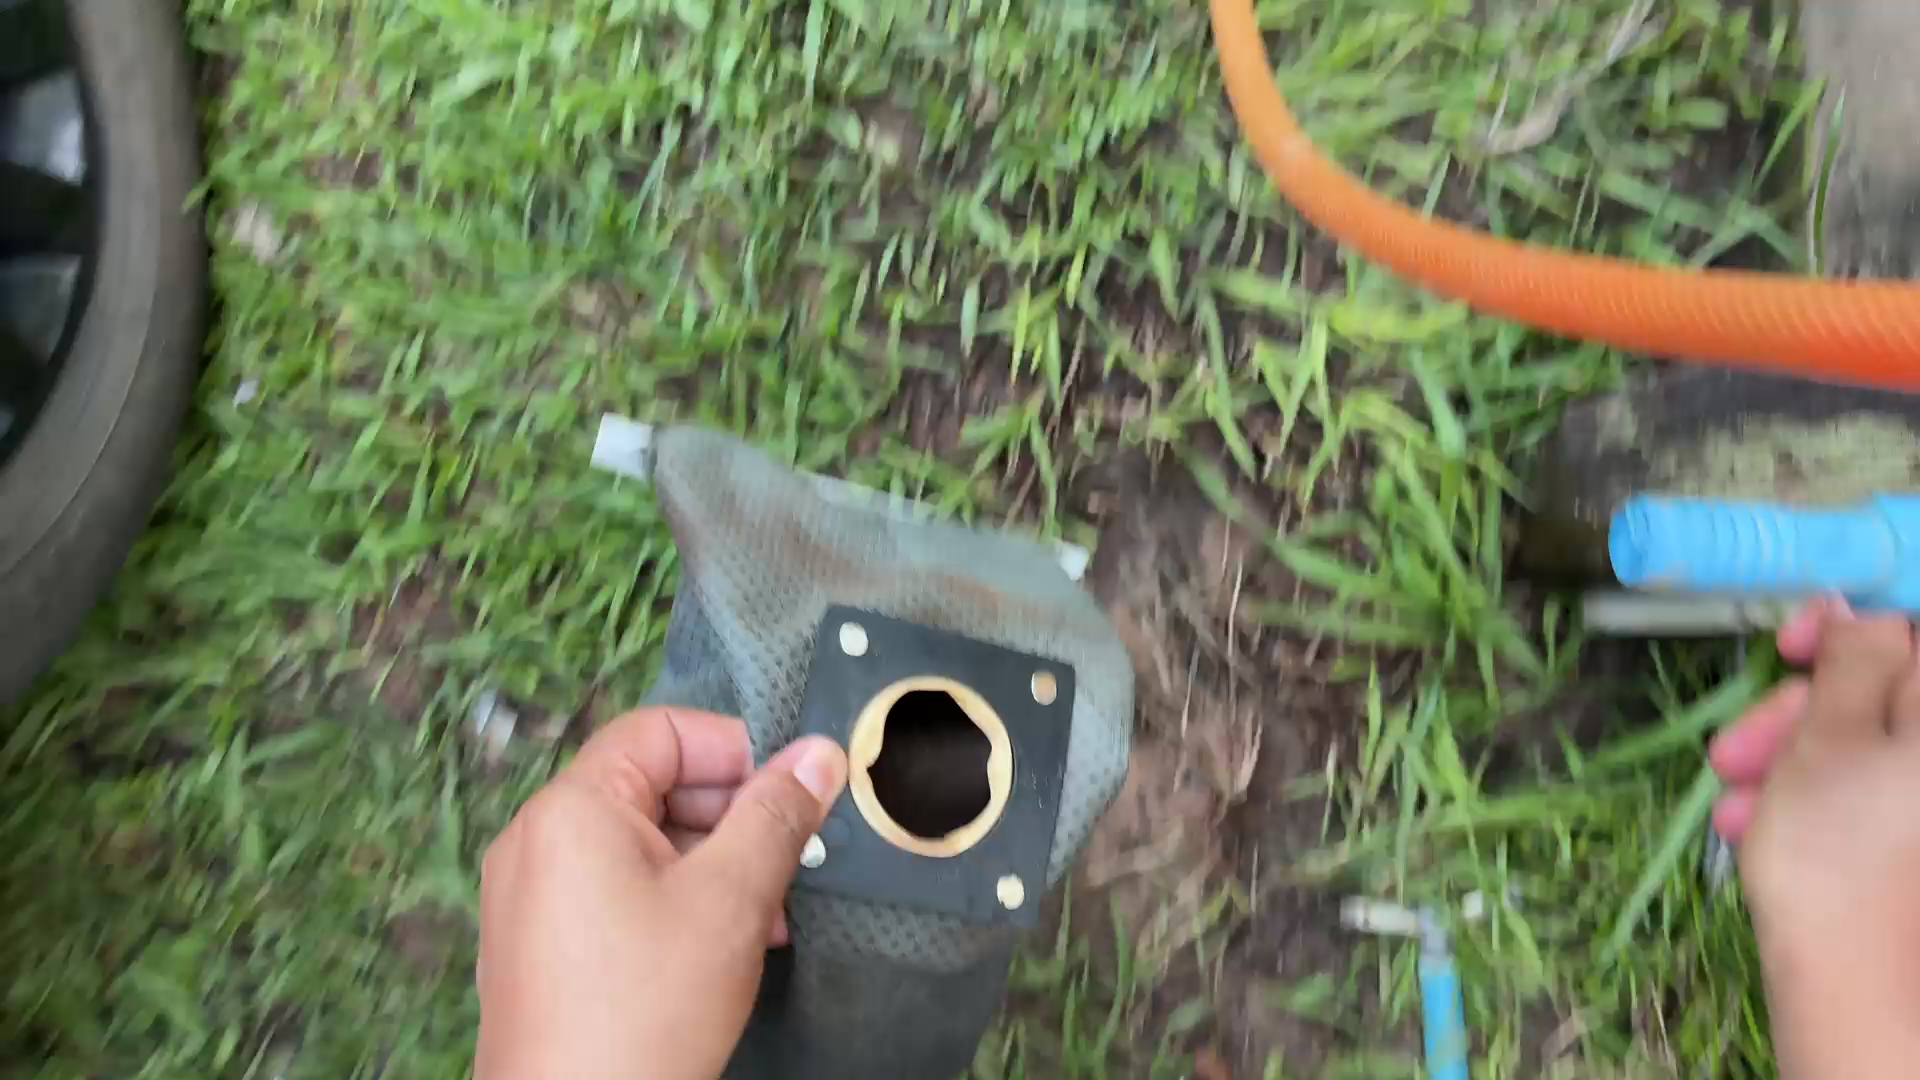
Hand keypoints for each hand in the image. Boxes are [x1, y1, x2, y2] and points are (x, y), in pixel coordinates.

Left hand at [475, 708, 847, 1079]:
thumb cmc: (651, 1003)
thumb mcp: (732, 895)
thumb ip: (779, 811)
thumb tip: (823, 751)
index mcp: (573, 808)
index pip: (662, 731)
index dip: (731, 748)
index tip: (785, 789)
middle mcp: (543, 839)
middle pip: (657, 783)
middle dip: (734, 809)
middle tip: (791, 848)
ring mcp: (539, 895)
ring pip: (650, 838)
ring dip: (720, 856)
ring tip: (775, 901)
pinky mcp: (549, 943)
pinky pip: (627, 885)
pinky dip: (685, 892)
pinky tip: (737, 934)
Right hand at [1709, 600, 1919, 1077]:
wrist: (1852, 964)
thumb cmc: (1837, 843)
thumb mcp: (1826, 739)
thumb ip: (1849, 662)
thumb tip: (1855, 608)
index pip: (1911, 639)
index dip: (1853, 628)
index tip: (1790, 646)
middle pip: (1877, 695)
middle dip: (1791, 714)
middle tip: (1736, 750)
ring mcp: (1919, 793)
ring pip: (1853, 739)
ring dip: (1781, 757)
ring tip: (1737, 797)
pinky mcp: (1903, 823)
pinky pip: (1857, 780)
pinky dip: (1801, 789)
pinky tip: (1761, 816)